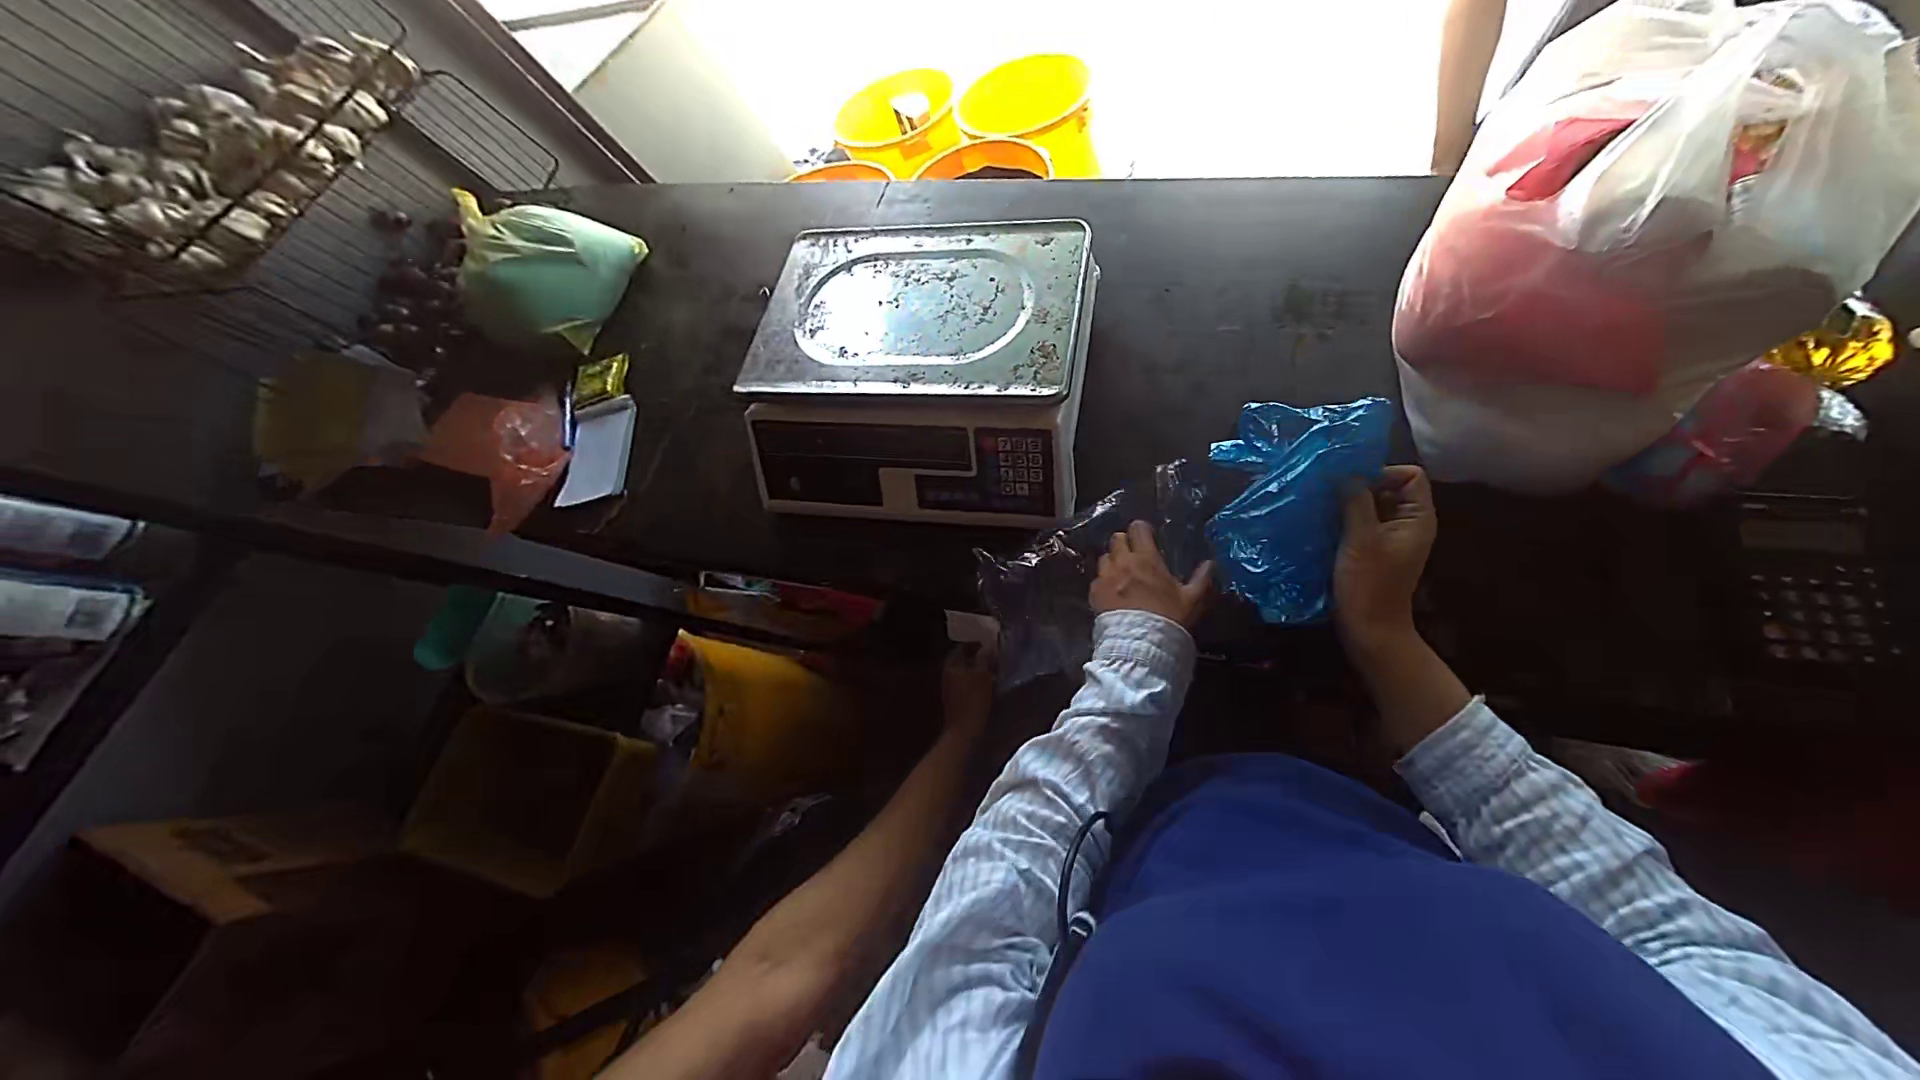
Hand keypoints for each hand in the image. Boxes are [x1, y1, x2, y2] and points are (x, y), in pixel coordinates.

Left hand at [941, 641, 995, 734]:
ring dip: (978, 669)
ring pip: (965, 672)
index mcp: (951, 665)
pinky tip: (988, 683)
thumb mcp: (982, 675)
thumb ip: (984, 658)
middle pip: (963, 659)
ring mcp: (950, 687)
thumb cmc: (973, 699)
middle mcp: (947, 674)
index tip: (990, 643)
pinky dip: (976, 680)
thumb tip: (986, 646)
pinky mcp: (956, 699)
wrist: (964, 730)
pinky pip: (966, 683)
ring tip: (994, 668)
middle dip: (978, 656)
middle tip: (994, 655)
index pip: (962, 647)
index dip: (975, 643)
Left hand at [1090, 521, 1212, 628]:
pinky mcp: (1094, 592)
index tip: (1147, 536)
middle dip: (1125, 543)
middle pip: (1117, 538)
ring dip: (1113, 561)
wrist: (1140, 642)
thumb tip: (1210, 564)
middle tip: (1134, 554)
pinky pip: (1096, 578)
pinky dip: (1103, 582)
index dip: (1142, 530)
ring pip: (1105, 557)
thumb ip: (1201, 579)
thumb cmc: (1167, 617)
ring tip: (1122, 574)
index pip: (1138, 529)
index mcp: (1146, 559)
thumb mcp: (1191, 599)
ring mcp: (1105, 576)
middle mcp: (1122, 562)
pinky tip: (1112, 592)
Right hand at [1334, 466, 1436, 654]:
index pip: (1410, 476)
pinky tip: (1322, 524)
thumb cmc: (1369, 583)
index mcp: (1417, 518)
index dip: (1383, 473)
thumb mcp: (1361, 538)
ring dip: (1346, 504)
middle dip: (1359, 486)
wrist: (1368, 628)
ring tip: (1321, 507)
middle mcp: (1407, 523)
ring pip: (1369, 505)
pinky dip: (1342, 520)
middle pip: (1387, 488)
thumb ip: (1355, 502)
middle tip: (1328, 493)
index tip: (1350, 483)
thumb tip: (1344, 472)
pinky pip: (1358, 523)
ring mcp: (1388, 537)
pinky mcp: (1370, 549)